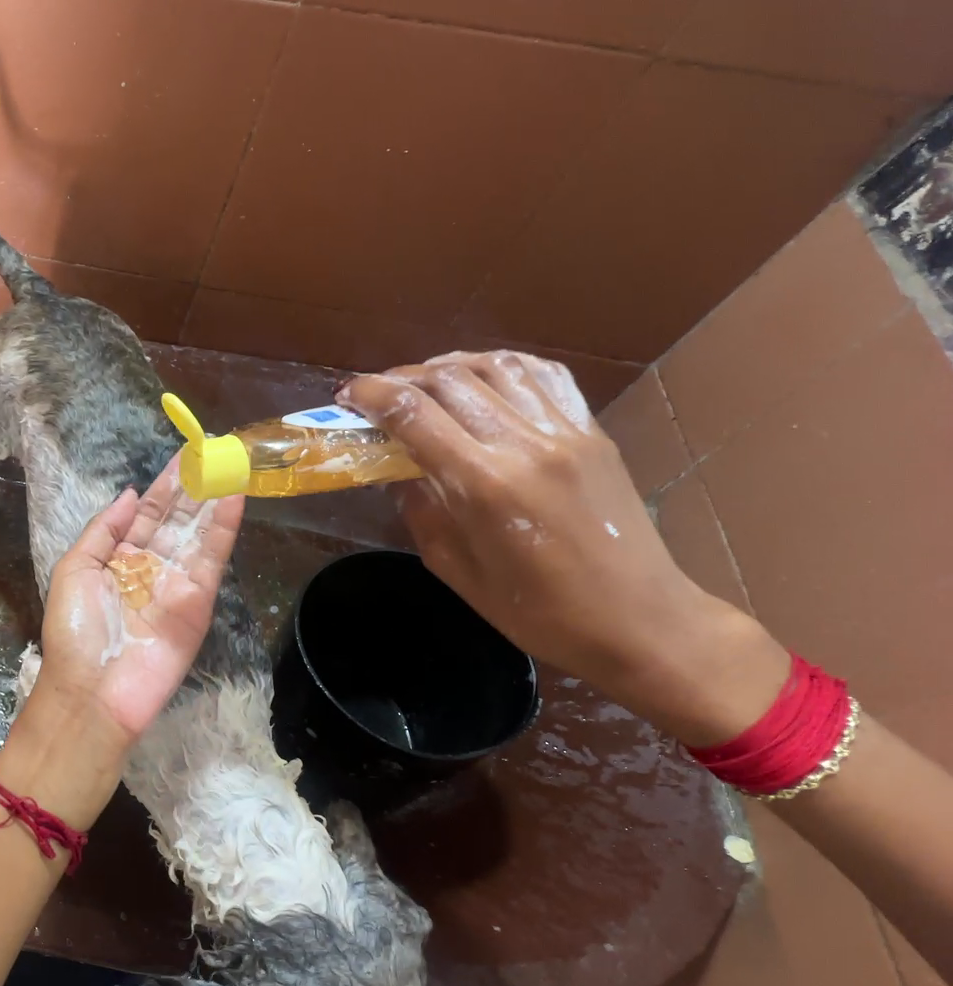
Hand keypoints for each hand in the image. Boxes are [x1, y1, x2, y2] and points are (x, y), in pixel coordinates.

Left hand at [36, 460, 244, 739]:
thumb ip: (104, 529)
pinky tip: (233, 497)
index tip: (183, 455)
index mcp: (116, 559)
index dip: (163, 485)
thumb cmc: (74, 630)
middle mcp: (149, 567)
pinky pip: (212, 559)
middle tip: (213, 450)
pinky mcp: (199, 602)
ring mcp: (176, 584)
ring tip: (228, 463)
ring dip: (213, 499)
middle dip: (193, 486)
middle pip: (175, 519)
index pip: (145, 514)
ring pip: (197, 533)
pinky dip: (224, 528)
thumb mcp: (75, 569)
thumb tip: (129, 492)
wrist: (93, 691)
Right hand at [339, 350, 785, 744]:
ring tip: (421, 382)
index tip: (345, 396)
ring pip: (495, 366)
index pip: (413, 413)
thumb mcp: (456, 570)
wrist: (640, 620)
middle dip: (400, 378)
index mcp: (484, 484)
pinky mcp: (592, 431)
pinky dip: (501, 365)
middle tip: (375, 394)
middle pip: (449, 379)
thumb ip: (420, 511)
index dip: (370, 395)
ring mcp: (565, 432)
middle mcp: (525, 444)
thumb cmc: (538, 612)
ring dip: (447, 366)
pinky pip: (542, 375)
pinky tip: (480, 376)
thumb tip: (396, 471)